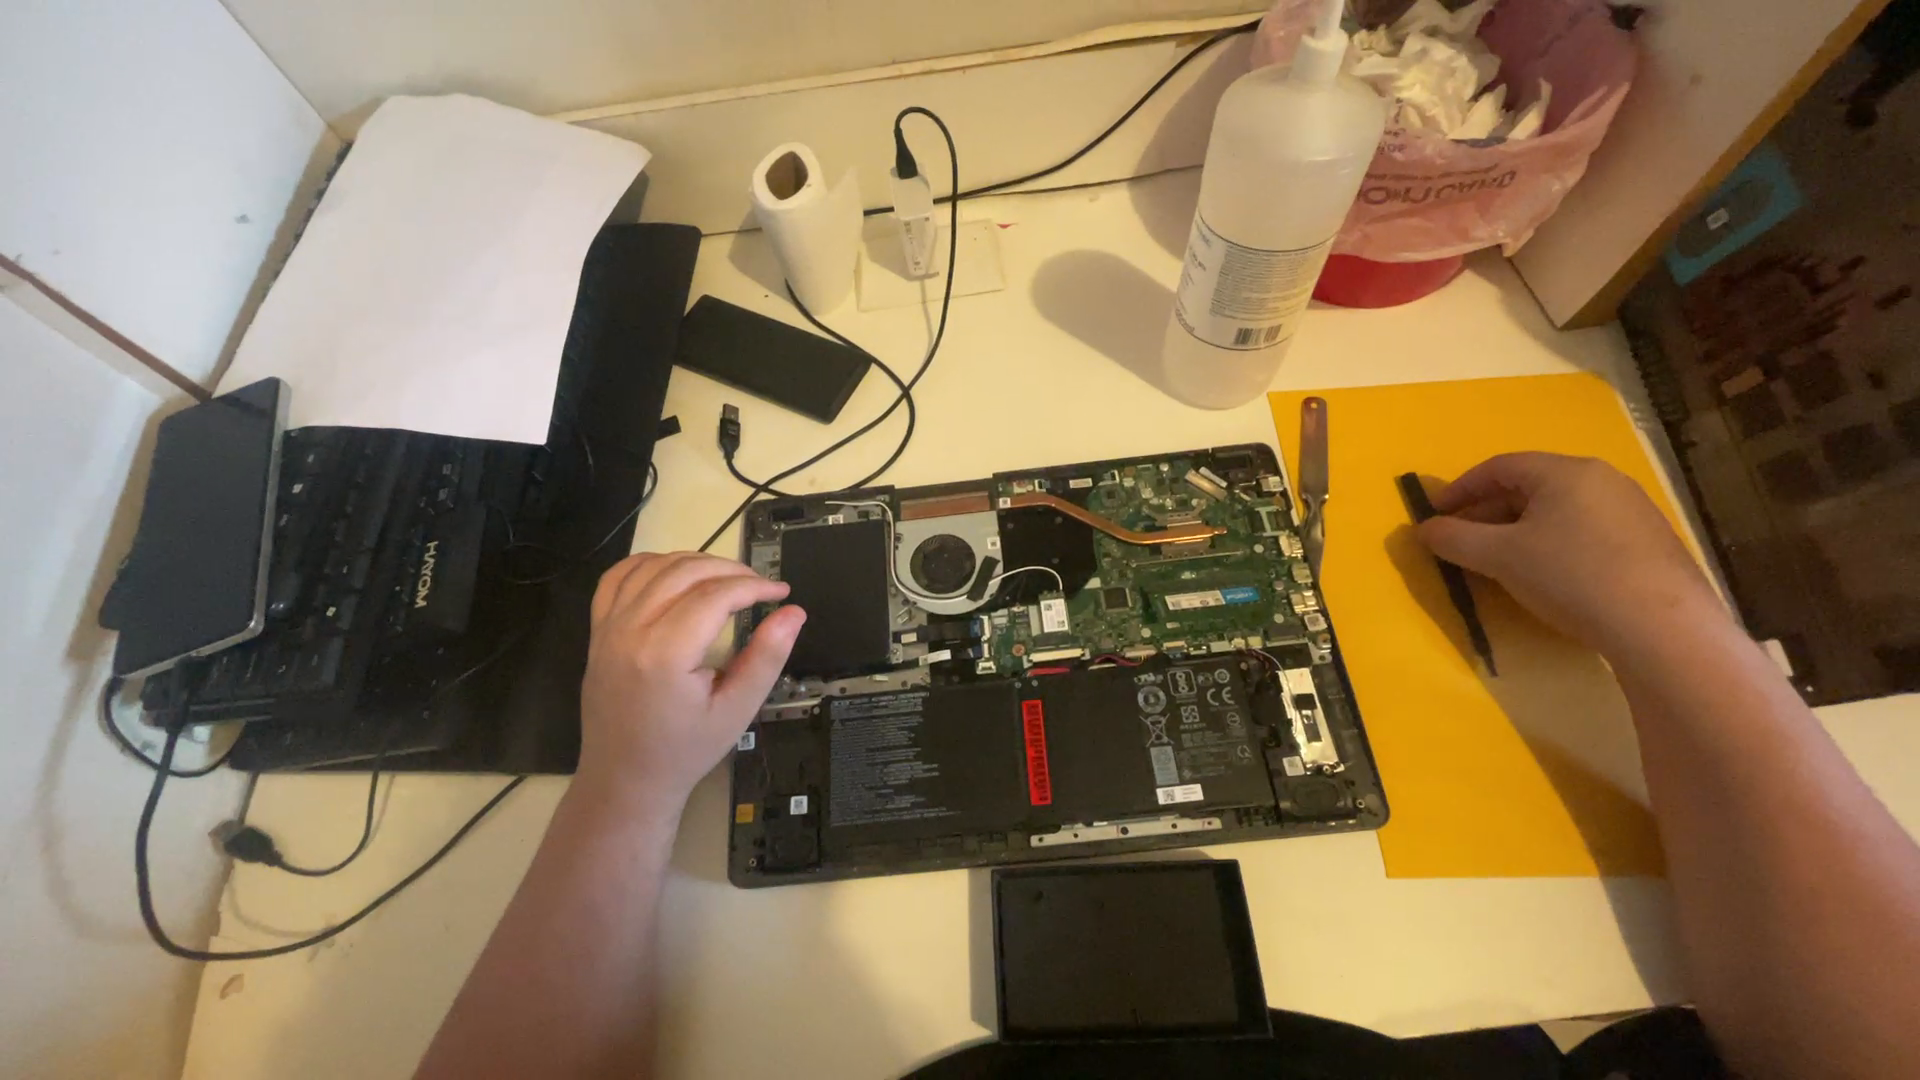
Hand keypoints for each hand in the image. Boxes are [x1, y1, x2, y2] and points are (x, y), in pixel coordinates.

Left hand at [576, 552, 805, 817]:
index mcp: (665, 654)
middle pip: (685, 572)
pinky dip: (649, 564)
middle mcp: (630, 632)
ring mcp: (607, 629)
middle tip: (760, 586)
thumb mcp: (737, 710)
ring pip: (653, 567)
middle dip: (730, 570)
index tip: (781, 593)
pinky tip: (675, 571)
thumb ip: (767, 657)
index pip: (715, 595)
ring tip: (726, 578)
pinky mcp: (597, 632)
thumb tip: (794, 613)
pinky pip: (617, 578)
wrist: (625, 780)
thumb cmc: (685, 750)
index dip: (754, 586)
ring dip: (694, 561)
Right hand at [1416, 453, 1719, 657]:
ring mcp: (1632, 510)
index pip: (1499, 466)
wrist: (1662, 628)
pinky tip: (1543, 574)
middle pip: (1529, 486)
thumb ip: (1454, 538)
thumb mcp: (1498, 557)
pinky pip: (1583, 530)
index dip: (1460, 488)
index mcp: (1567, 472)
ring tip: (1496, 560)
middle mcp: (1603, 480)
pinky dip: (1550, 543)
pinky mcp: (1649, 542)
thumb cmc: (1570, 576)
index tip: (1434, 514)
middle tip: (1460, 539)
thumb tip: (1424, 529)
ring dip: (1516, 529)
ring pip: (1557, 510)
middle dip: (1486, 511)